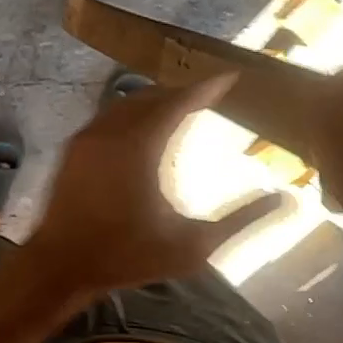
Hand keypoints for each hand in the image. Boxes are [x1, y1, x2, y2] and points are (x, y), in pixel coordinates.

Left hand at [18, 74, 282, 297]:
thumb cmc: (127, 257)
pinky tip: (143, 129)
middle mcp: (110, 132)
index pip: (179, 102)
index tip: (230, 77)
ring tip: (181, 105)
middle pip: (151, 96)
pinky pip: (107, 117)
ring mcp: (86, 138)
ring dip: (154, 99)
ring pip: (125, 103)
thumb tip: (284, 200)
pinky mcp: (72, 149)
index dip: (206, 87)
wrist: (59, 265)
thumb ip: (240, 221)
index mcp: (140, 147)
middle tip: (209, 91)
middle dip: (181, 90)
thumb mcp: (192, 246)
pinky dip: (131, 113)